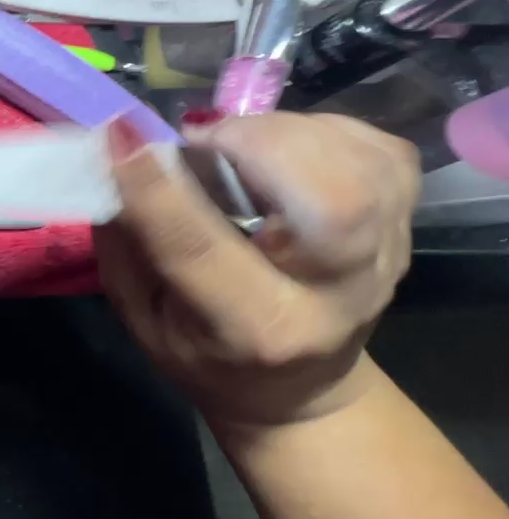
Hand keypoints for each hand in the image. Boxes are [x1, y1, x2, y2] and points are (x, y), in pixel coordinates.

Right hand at [96, 113, 419, 426]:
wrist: (298, 388)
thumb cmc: (199, 352)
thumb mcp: (137, 311)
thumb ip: (126, 240)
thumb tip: (114, 159)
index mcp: (254, 326)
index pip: (202, 245)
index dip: (154, 184)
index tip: (116, 136)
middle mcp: (337, 291)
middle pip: (332, 198)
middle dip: (253, 144)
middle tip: (196, 139)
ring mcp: (387, 254)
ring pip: (361, 163)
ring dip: (283, 132)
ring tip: (229, 142)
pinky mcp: (404, 223)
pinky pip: (378, 151)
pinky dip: (322, 130)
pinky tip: (276, 145)